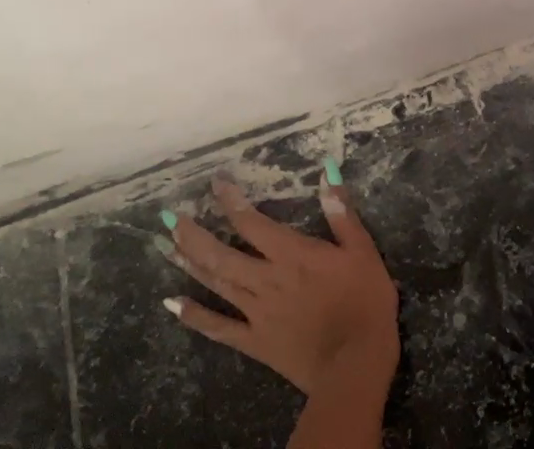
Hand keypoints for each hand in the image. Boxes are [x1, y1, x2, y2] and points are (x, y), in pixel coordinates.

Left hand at [162, 170, 399, 394]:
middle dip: (194, 234)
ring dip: (190, 264)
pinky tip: (173, 305)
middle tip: (170, 218)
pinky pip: (218, 328)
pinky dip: (194, 316)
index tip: (215, 184)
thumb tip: (325, 172)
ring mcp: (256, 312)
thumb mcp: (362, 249)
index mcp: (291, 254)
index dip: (231, 201)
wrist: (355, 361)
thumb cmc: (365, 300)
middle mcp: (265, 279)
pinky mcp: (255, 341)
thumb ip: (341, 212)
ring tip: (168, 246)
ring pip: (216, 284)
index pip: (252, 223)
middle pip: (221, 254)